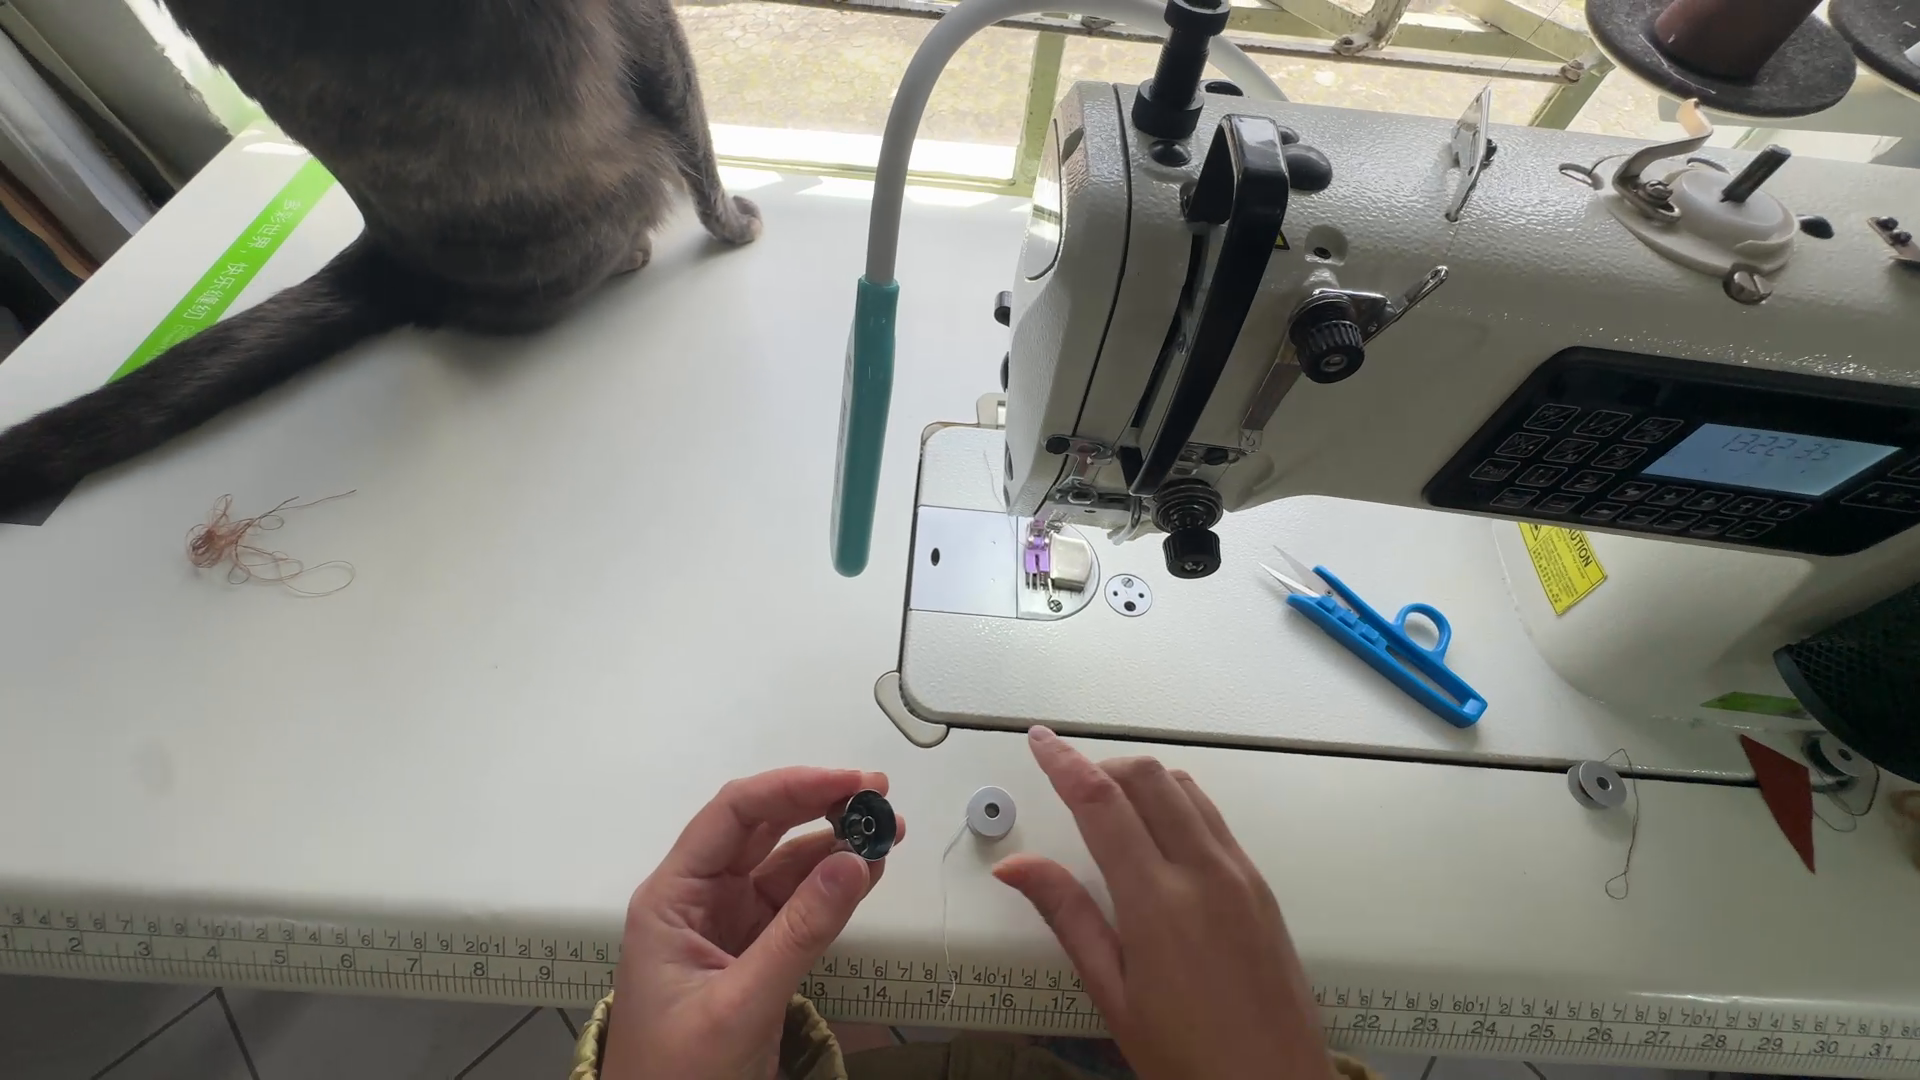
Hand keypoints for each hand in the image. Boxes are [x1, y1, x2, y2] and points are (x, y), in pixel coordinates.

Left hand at [603, 768, 899, 1079]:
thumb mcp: (740, 1006)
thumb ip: (800, 932)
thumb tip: (858, 859)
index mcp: (674, 895)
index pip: (733, 814)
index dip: (792, 787)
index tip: (849, 781)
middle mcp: (701, 894)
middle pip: (763, 826)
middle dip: (820, 803)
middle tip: (879, 793)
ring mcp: (730, 919)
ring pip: (787, 859)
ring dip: (836, 840)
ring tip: (888, 829)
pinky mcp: (756, 945)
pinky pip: (799, 899)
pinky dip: (836, 881)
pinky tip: (869, 869)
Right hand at [994, 728, 1331, 1079]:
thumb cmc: (1186, 1060)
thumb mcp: (1114, 995)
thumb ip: (1066, 915)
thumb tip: (1014, 866)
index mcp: (1159, 902)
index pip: (1102, 803)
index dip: (1065, 763)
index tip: (1041, 741)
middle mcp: (1205, 872)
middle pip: (1147, 776)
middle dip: (1102, 765)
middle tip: (1072, 786)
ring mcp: (1240, 873)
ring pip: (1183, 786)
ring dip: (1140, 780)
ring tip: (1111, 807)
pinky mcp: (1260, 884)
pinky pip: (1210, 815)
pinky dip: (1174, 801)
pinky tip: (1156, 834)